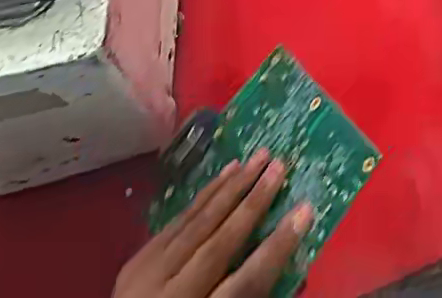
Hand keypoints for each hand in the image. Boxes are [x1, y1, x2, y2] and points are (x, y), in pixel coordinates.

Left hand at [113, 149, 312, 297]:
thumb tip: (296, 270)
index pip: (247, 284)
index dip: (277, 247)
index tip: (305, 211)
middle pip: (220, 244)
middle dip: (254, 203)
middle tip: (281, 166)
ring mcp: (147, 281)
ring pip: (198, 224)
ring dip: (232, 188)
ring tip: (260, 157)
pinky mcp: (135, 264)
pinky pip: (178, 221)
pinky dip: (206, 195)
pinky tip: (227, 173)